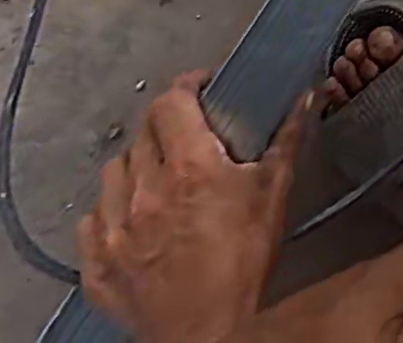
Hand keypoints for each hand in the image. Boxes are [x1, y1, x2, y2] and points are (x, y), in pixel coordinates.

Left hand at [79, 70, 317, 342]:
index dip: (186, 86)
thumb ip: (288, 137)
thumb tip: (309, 94)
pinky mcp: (96, 264)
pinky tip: (134, 213)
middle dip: (166, 119)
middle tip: (189, 126)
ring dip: (136, 160)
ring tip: (160, 169)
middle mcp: (144, 190)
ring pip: (113, 170)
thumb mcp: (275, 190)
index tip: (201, 85)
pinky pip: (93, 218)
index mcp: (189, 166)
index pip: (171, 103)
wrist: (208, 333)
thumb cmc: (247, 255)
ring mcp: (113, 229)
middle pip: (142, 131)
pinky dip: (112, 206)